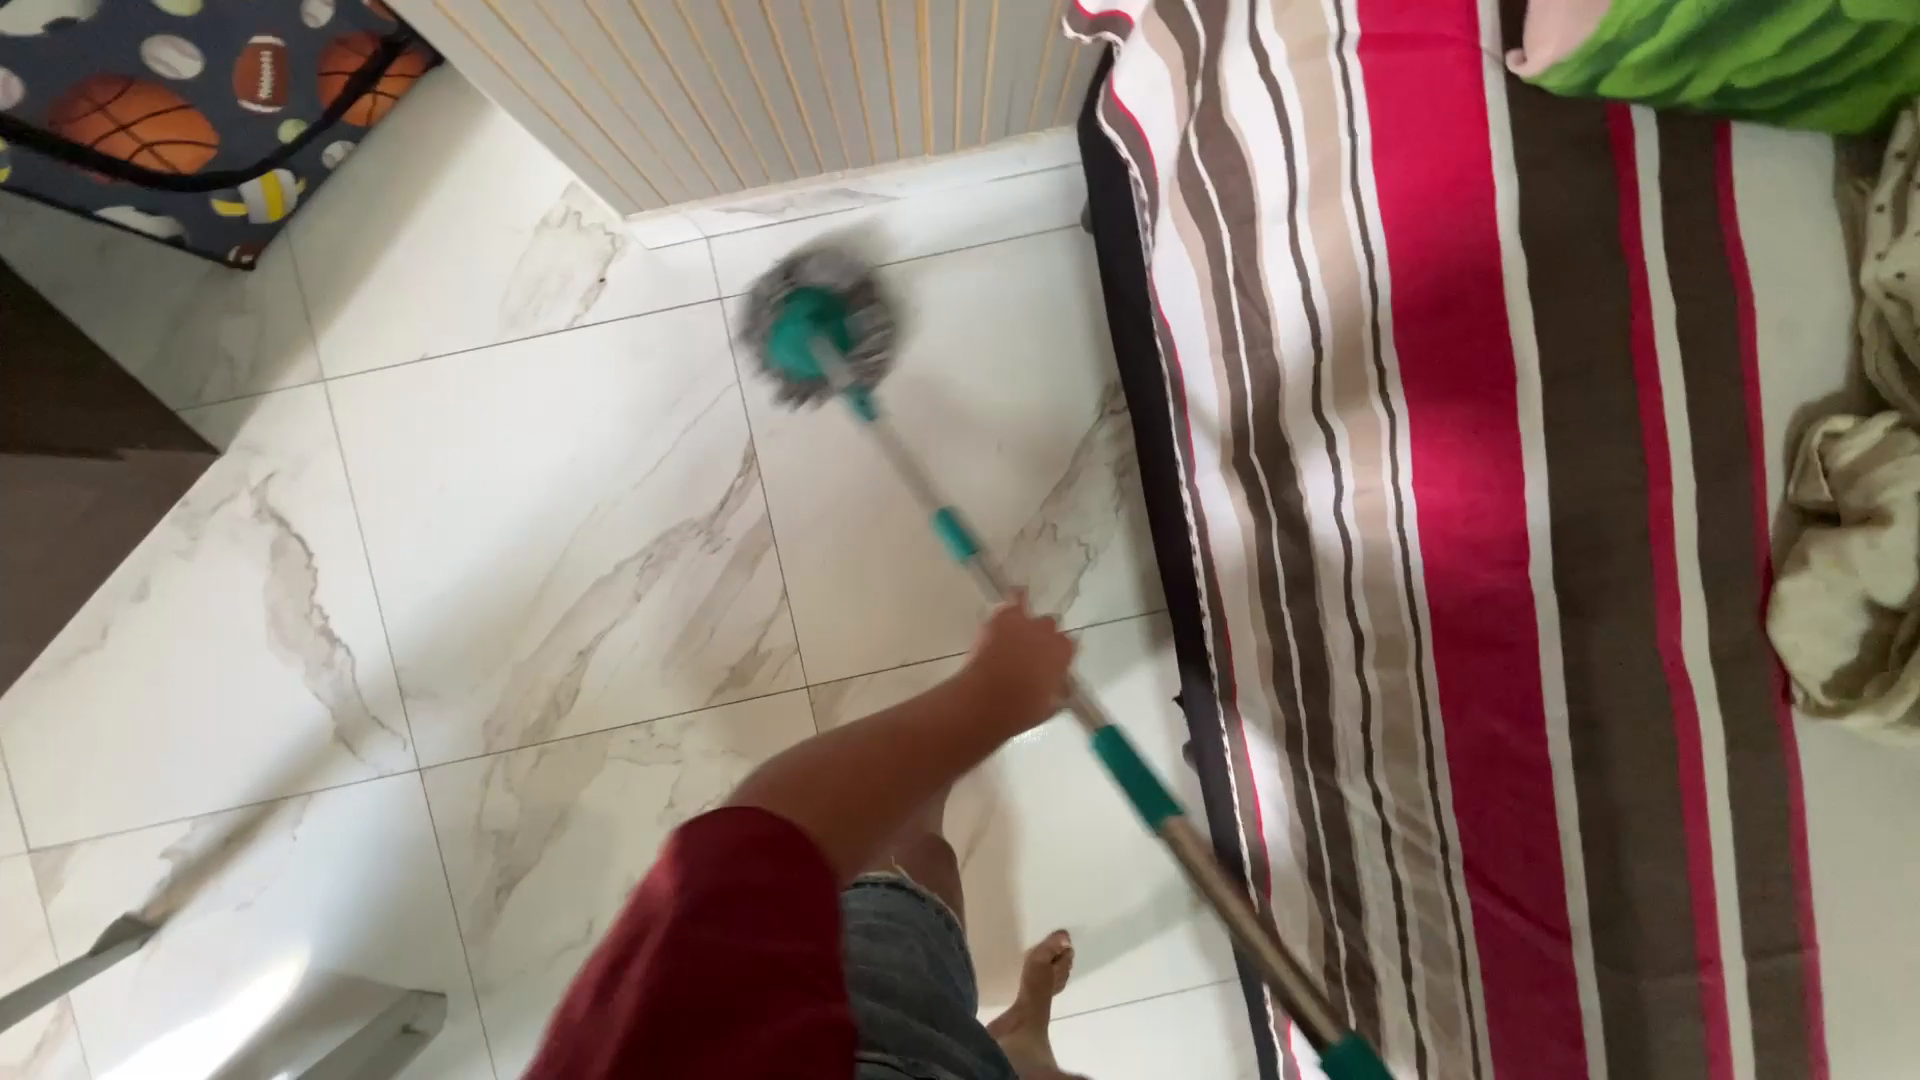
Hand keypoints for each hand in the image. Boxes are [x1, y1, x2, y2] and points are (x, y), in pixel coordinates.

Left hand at [960, 590, 1075, 732]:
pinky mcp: (1004, 618)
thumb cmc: (1020, 710)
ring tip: (1021, 630)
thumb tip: (1060, 686)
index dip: (1058, 654)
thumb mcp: (1048, 706)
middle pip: (1052, 629)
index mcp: (1064, 656)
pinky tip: (1018, 593)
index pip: (1069, 646)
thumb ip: (1058, 691)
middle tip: (1031, 654)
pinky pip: (1016, 598)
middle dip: (1043, 639)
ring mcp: (1027, 623)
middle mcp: (1051, 635)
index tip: (1050, 664)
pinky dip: (1018, 596)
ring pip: (1037, 617)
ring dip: (1030, 624)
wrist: (987, 698)